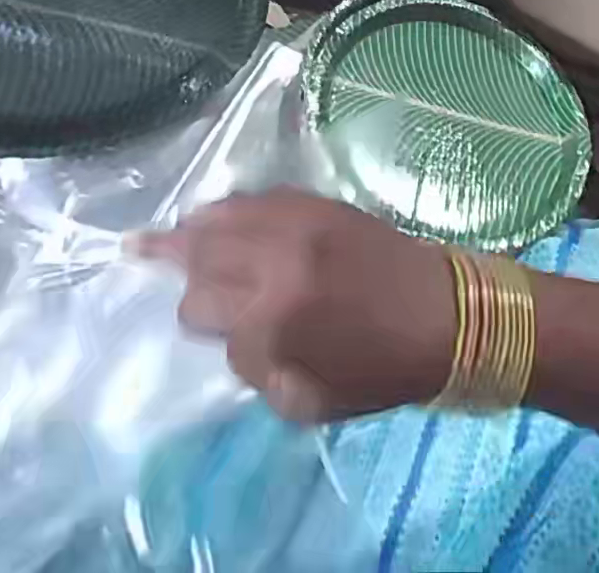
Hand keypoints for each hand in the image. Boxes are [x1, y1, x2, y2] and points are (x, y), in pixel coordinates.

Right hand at [127, 190, 454, 422]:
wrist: (444, 312)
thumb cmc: (381, 367)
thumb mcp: (306, 401)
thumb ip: (254, 368)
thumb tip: (231, 333)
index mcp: (274, 318)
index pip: (202, 317)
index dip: (208, 330)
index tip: (222, 331)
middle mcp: (278, 261)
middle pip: (200, 260)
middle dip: (186, 275)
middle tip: (154, 266)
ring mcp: (300, 223)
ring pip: (221, 218)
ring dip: (190, 232)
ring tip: (159, 235)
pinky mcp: (320, 203)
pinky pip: (260, 197)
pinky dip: (232, 208)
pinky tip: (216, 214)